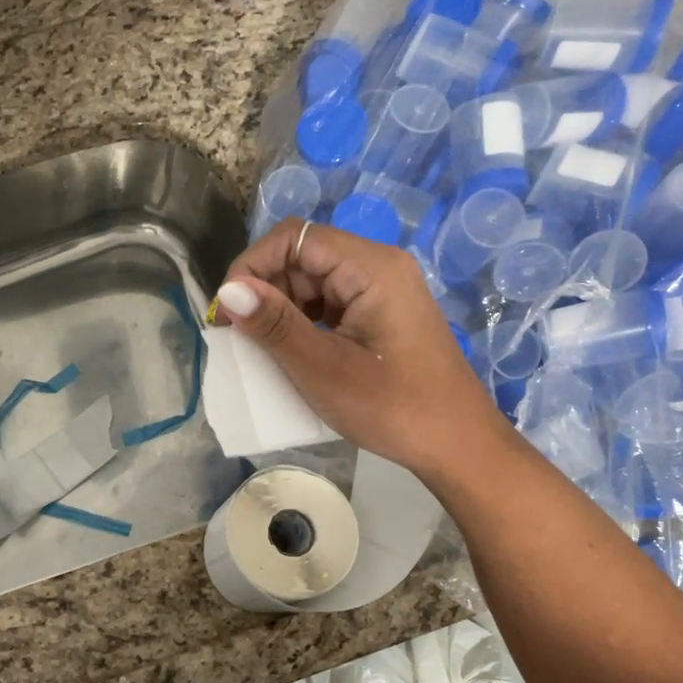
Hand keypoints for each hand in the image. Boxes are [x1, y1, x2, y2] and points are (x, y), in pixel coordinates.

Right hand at [214, 220, 510, 476]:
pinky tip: (287, 357)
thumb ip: (274, 325)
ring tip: (258, 353)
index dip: (251, 267)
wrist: (455, 444)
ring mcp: (379, 293)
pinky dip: (299, 327)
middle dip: (262, 292)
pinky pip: (326, 307)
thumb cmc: (391, 407)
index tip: (227, 313)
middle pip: (301, 258)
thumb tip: (227, 292)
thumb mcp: (322, 368)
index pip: (293, 238)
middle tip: (237, 340)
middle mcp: (376, 268)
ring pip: (310, 285)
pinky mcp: (378, 317)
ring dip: (278, 313)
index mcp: (370, 268)